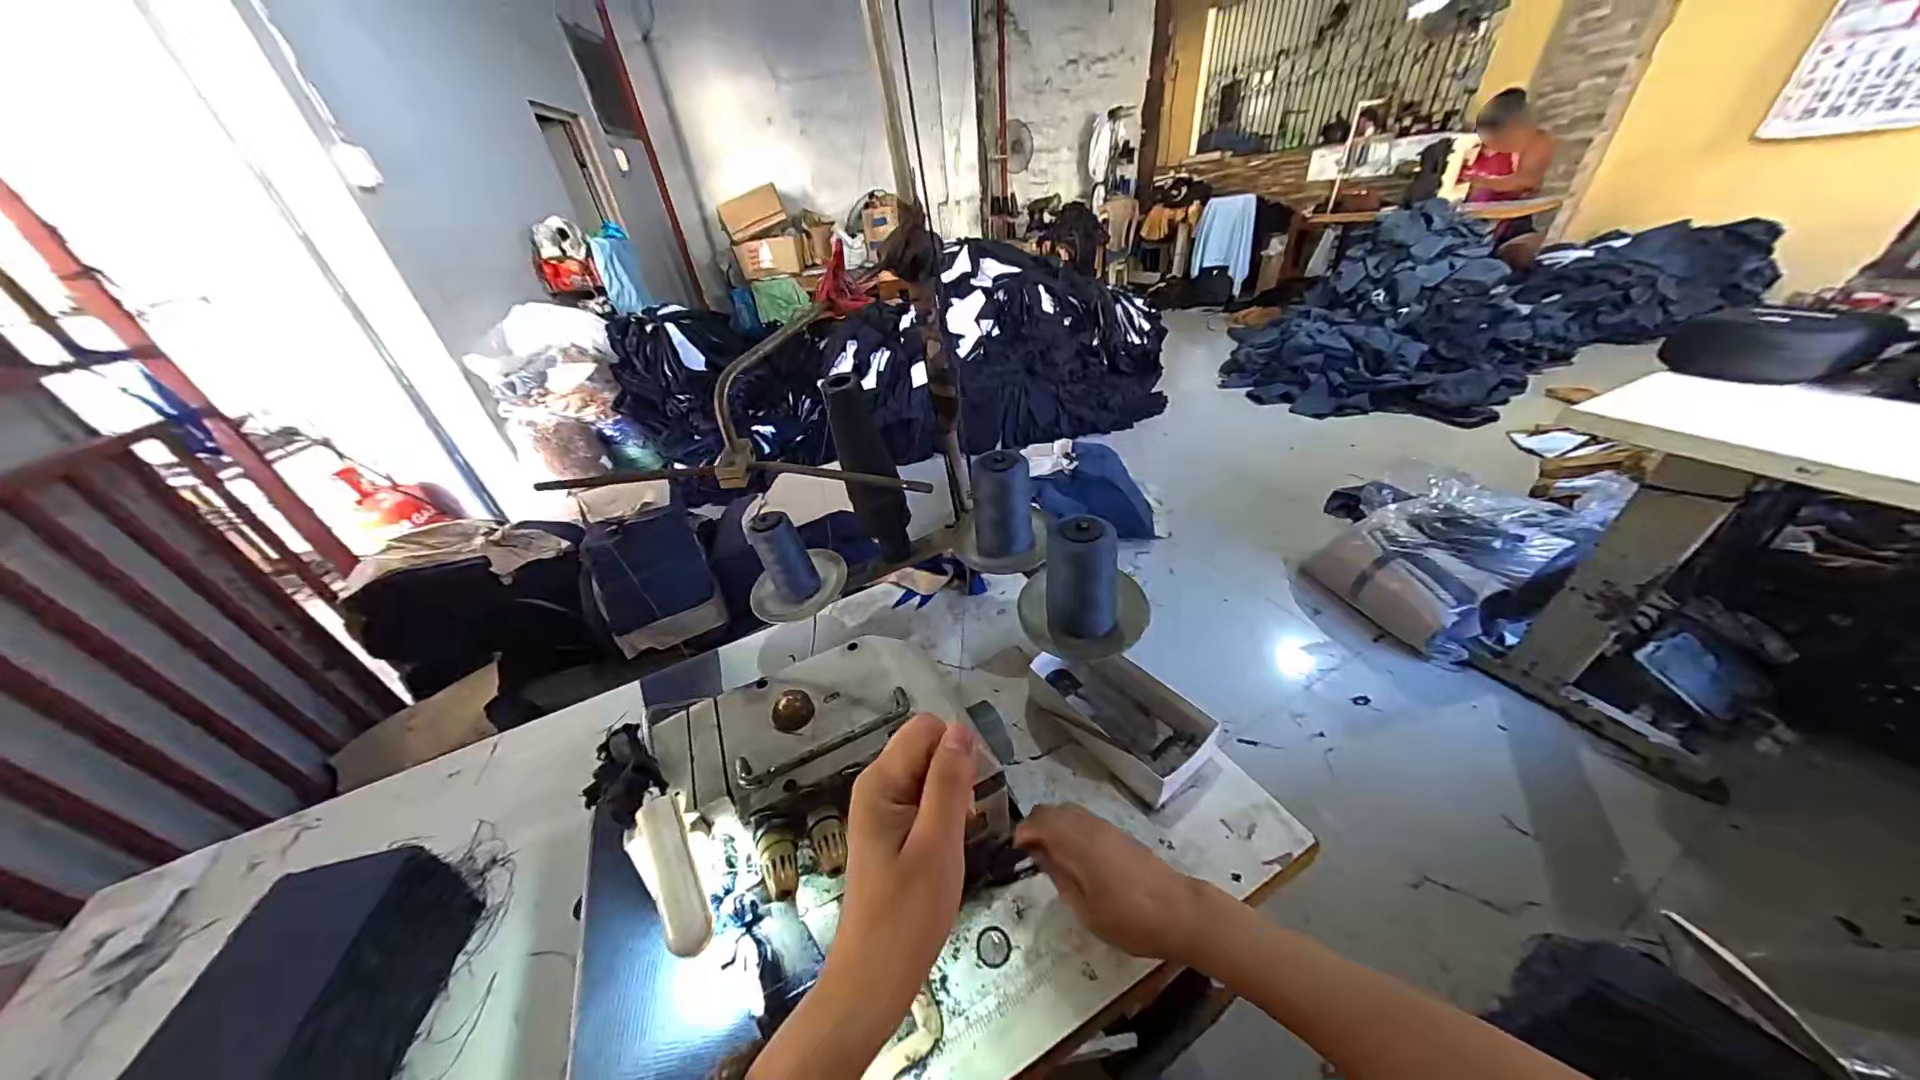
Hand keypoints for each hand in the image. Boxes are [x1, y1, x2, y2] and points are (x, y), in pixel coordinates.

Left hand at [749, 715, 976, 1079]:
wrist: (875, 976)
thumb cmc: (908, 913)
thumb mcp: (938, 842)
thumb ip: (950, 781)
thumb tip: (962, 729)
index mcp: (880, 781)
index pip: (925, 728)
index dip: (957, 748)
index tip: (974, 790)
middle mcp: (876, 785)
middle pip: (925, 746)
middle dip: (955, 771)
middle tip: (966, 818)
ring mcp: (880, 807)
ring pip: (927, 772)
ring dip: (952, 793)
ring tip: (958, 834)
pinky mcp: (889, 828)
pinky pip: (922, 797)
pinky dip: (942, 811)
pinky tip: (947, 843)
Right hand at [1013, 804, 1222, 963]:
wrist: (1181, 912)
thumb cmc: (1131, 919)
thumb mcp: (1087, 910)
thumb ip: (1060, 878)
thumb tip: (1040, 857)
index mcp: (1078, 842)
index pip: (1038, 821)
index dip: (1021, 834)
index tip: (1014, 855)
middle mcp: (1089, 826)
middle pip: (1050, 810)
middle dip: (1033, 826)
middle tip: (1027, 854)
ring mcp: (1105, 827)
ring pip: (1067, 811)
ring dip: (1051, 826)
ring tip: (1046, 855)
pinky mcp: (1118, 833)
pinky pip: (1082, 819)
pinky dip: (1068, 828)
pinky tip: (1071, 855)